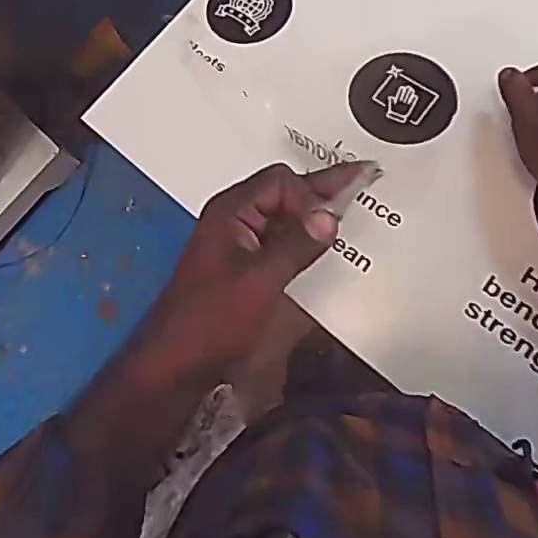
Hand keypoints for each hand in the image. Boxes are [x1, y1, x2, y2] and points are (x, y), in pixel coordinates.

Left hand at [147, 161, 369, 370]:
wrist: (177, 359)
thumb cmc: (211, 320)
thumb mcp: (260, 281)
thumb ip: (296, 246)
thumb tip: (328, 215)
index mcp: (229, 212)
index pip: (279, 182)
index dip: (309, 196)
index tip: (331, 223)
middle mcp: (231, 218)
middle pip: (281, 191)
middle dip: (319, 189)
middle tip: (360, 177)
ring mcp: (236, 240)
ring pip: (280, 214)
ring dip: (312, 212)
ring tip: (348, 206)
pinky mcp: (242, 262)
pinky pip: (276, 238)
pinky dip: (301, 236)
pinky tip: (322, 243)